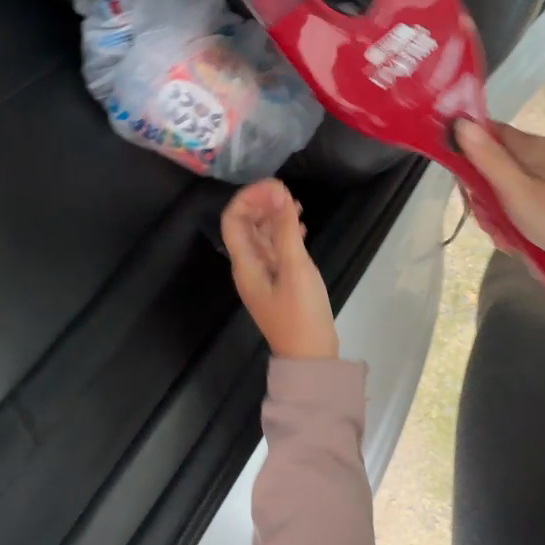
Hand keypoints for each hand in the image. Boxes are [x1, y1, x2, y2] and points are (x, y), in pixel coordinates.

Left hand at [222, 179, 338, 359]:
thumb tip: (279, 192)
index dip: (250, 197)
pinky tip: (302, 226)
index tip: (276, 186)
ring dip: (274, 215)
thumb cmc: (301, 313)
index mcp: (245, 264)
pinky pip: (275, 248)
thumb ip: (286, 229)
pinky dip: (285, 232)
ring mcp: (263, 275)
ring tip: (297, 204)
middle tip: (288, 192)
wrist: (311, 358)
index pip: (234, 219)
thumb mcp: (295, 268)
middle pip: (246, 225)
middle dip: (262, 203)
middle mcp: (249, 266)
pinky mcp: (278, 281)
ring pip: (261, 235)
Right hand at [456, 120, 544, 283]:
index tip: (462, 179)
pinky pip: (514, 205)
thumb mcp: (515, 189)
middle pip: (489, 164)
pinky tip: (513, 241)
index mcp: (529, 146)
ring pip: (498, 189)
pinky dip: (509, 222)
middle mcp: (535, 157)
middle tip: (487, 216)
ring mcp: (541, 180)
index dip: (467, 150)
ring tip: (503, 235)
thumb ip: (486, 157)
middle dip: (481, 193)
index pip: (486, 132)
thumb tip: (458, 121)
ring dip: (493, 213)